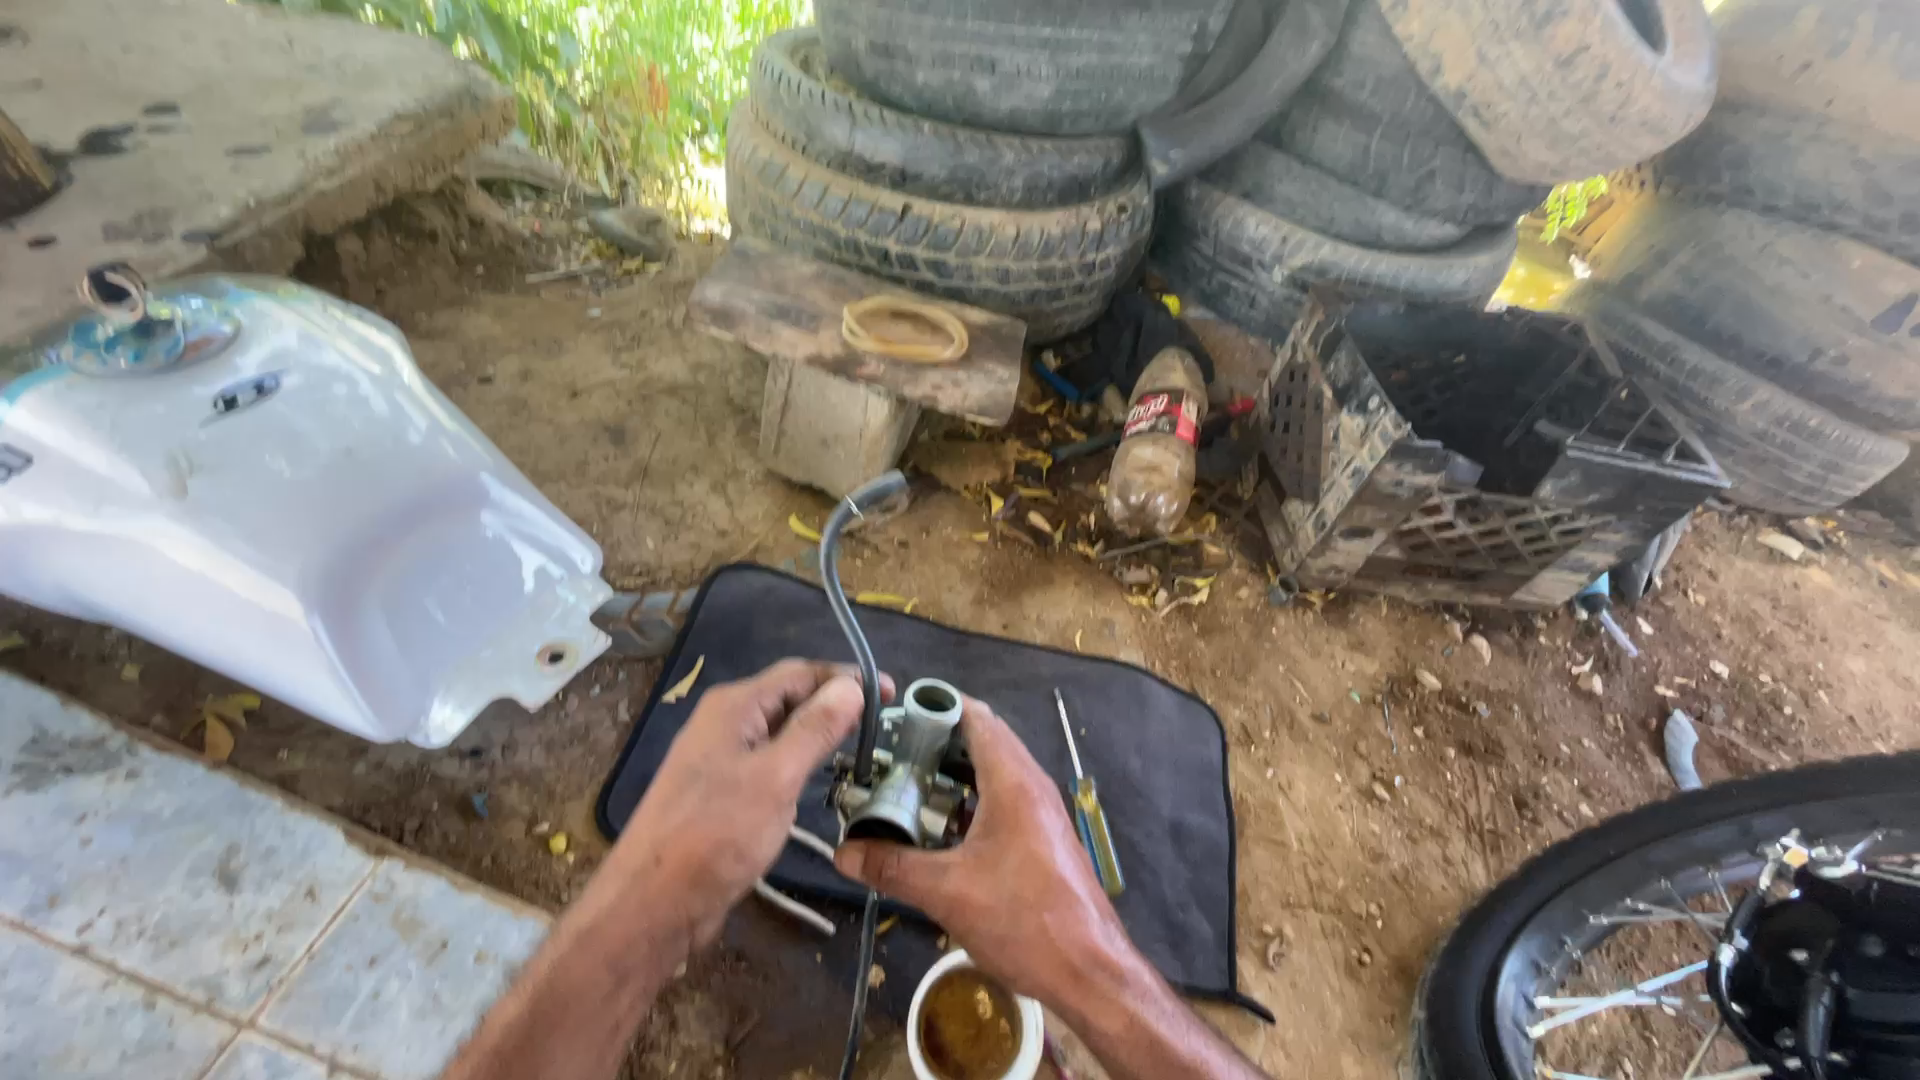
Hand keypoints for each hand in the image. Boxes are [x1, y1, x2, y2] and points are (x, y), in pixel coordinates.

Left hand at [598, 660, 890, 955]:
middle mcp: (725, 723)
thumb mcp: (776, 777)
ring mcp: (720, 758)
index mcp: (735, 706)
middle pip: (789, 698)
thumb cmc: (716, 833)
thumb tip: (852, 686)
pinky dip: (799, 762)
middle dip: (835, 704)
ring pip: (780, 732)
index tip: (890, 693)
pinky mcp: (721, 792)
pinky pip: (769, 761)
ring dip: (818, 733)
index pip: (800, 673)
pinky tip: (818, 780)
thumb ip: (815, 729)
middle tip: (880, 723)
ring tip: (858, 747)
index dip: (847, 678)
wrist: (652, 905)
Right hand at [833, 695, 1139, 1006]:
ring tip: (911, 783)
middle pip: (985, 739)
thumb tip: (843, 852)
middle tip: (894, 751)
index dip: (938, 707)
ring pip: (996, 769)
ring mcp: (1042, 809)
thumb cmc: (1022, 918)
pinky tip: (945, 826)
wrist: (1090, 969)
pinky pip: (1005, 796)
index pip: (976, 718)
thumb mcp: (947, 892)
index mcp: (1013, 780)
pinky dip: (974, 796)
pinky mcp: (1044, 834)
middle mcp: (1032, 783)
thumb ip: (892, 867)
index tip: (898, 715)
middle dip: (940, 739)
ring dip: (957, 770)